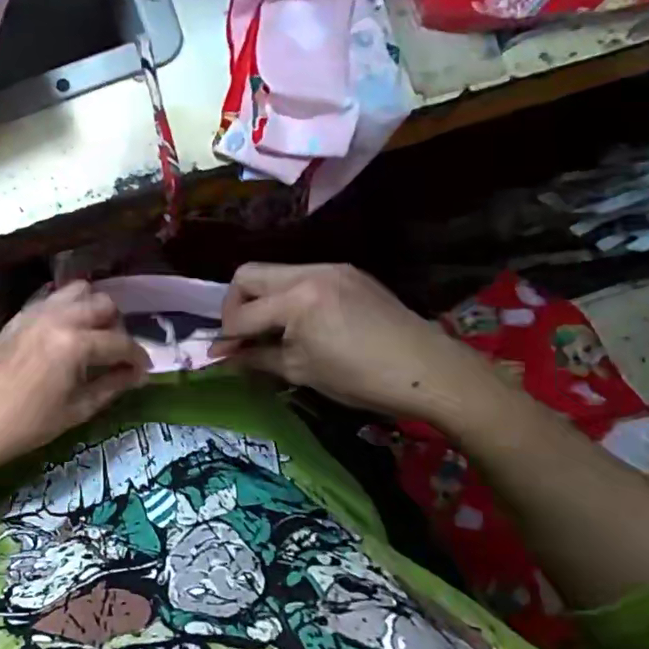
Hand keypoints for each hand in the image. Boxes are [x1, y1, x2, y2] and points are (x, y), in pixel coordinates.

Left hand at [0, 282, 151, 482]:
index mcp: (75, 344)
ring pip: (79, 290)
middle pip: (104, 304)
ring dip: (93, 308)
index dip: (137, 356)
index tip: (143, 370)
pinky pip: (52, 296)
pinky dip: (68, 306)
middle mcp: (59, 318)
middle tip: (117, 351)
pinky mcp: (20, 315)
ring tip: (93, 334)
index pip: (120, 342)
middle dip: (118, 326)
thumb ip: (112, 385)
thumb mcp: (78, 409)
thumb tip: (138, 375)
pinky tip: (68, 330)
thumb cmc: (30, 423)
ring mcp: (37, 312)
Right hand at [211, 263, 502, 422]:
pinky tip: (301, 323)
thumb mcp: (300, 372)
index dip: (226, 336)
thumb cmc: (360, 379)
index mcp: (297, 299)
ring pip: (276, 273)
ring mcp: (332, 268)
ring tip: (271, 331)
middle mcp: (310, 272)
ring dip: (263, 299)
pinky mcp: (349, 273)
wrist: (428, 370)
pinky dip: (290, 297)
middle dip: (236, 305)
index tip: (220, 355)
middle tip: (242, 335)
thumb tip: (222, 356)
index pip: (243, 313)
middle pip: (249, 275)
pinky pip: (303, 277)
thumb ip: (256, 357)